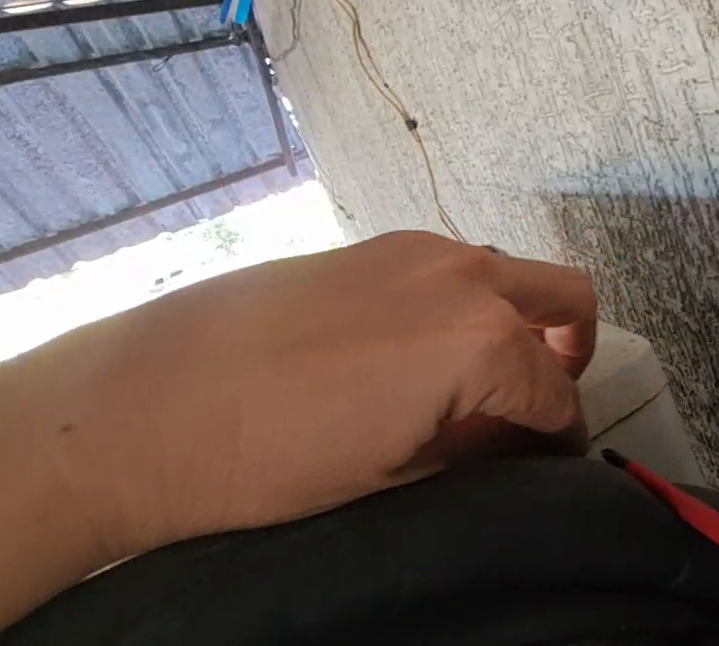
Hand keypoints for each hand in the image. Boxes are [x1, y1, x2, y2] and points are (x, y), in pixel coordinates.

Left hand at [17, 230, 596, 556]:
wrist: (144, 402)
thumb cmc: (274, 460)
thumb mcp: (396, 476)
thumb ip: (479, 444)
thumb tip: (514, 435)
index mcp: (485, 343)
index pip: (558, 391)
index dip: (565, 432)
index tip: (556, 455)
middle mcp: (473, 280)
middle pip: (570, 298)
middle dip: (574, 349)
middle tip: (541, 394)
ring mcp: (430, 252)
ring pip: (516, 275)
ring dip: (520, 319)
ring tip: (473, 373)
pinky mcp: (388, 243)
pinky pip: (461, 267)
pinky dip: (469, 302)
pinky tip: (419, 343)